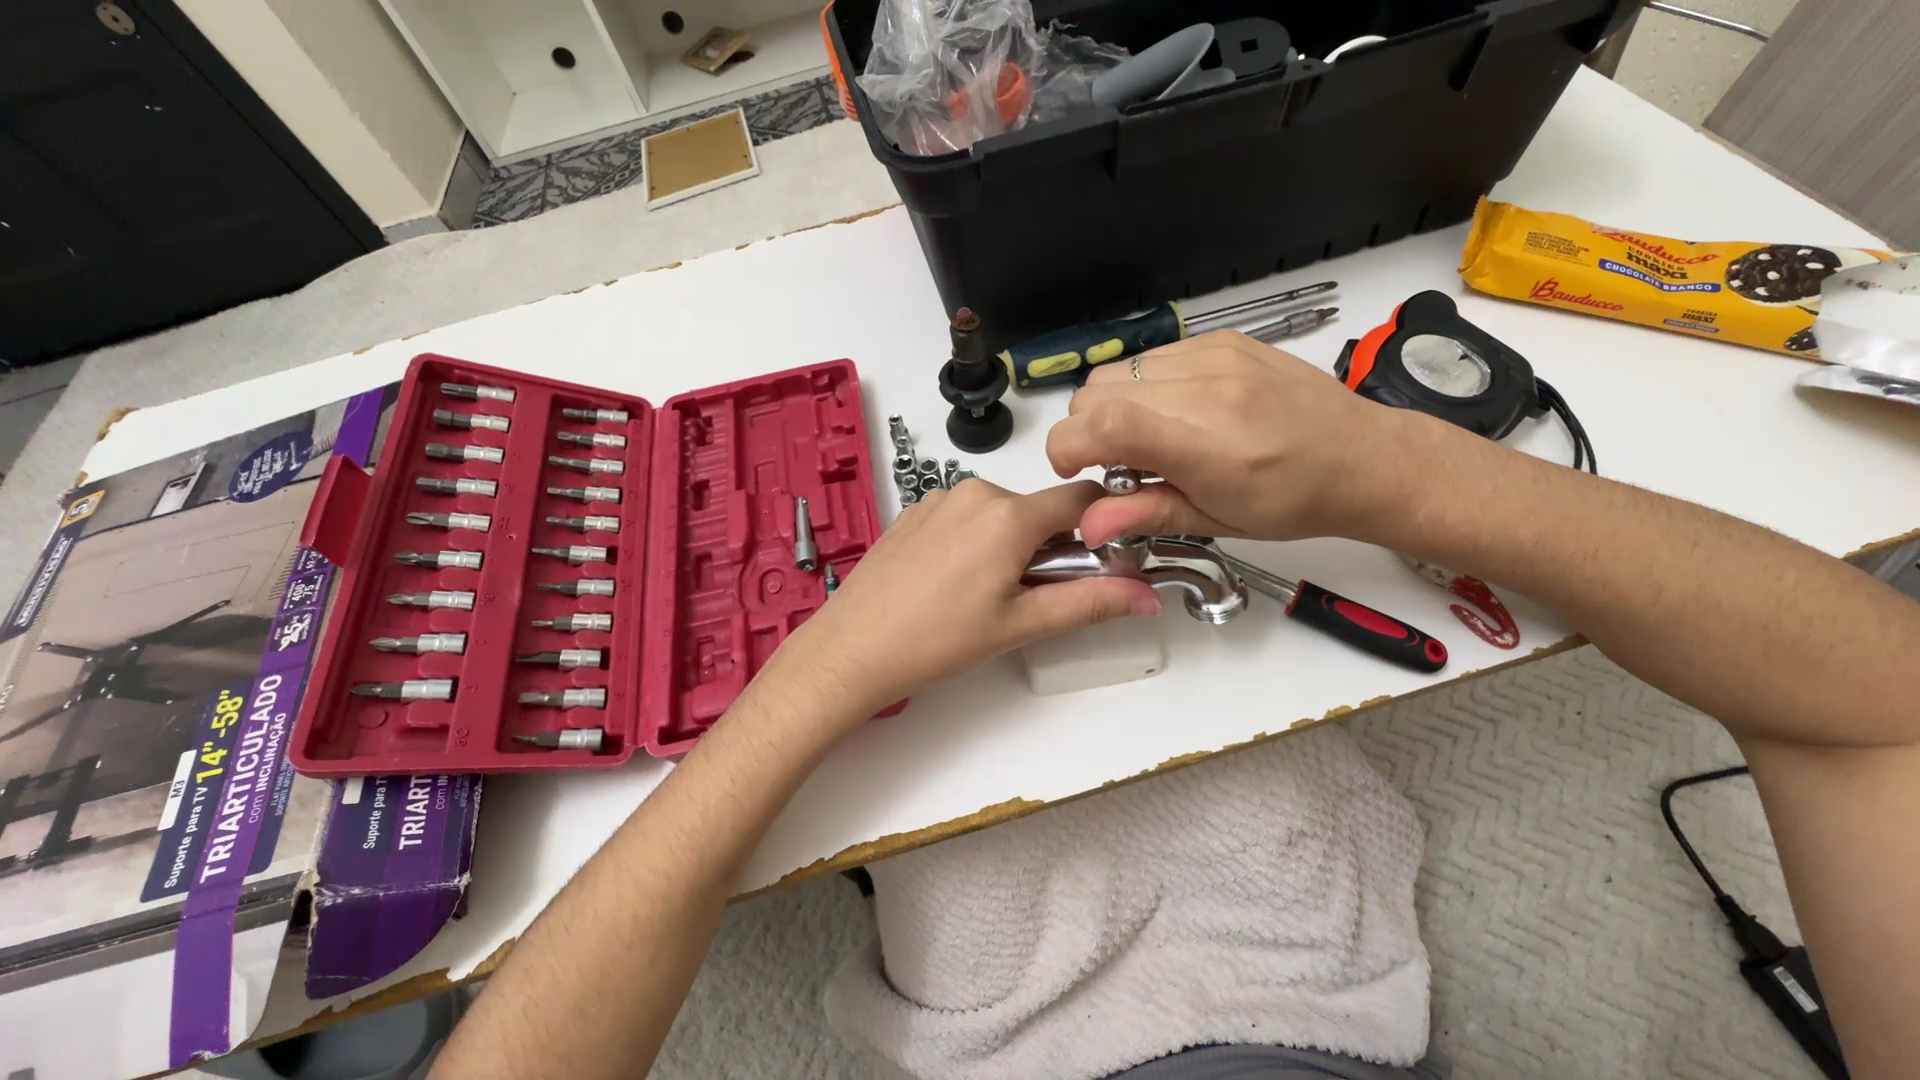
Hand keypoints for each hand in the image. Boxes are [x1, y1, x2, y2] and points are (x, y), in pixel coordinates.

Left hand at [763, 480, 1161, 725]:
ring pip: (1003, 515)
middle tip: (1030, 600)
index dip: (1101, 529)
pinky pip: (967, 518)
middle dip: (1051, 549)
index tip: (1101, 563)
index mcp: (1009, 515)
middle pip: (1040, 511)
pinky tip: (954, 585)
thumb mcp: (1020, 625)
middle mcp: (975, 493)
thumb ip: (1090, 603)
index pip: (1082, 499)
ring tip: (986, 598)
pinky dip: (978, 543)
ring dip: (1013, 548)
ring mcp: (941, 500)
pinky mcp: (916, 513)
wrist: (851, 648)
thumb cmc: (933, 640)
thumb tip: (1145, 597)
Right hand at [1046, 330, 1430, 546]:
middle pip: (1095, 392)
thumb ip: (1145, 514)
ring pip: (1116, 371)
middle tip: (1121, 463)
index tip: (1077, 472)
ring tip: (1152, 437)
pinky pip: (1151, 356)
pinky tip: (1177, 412)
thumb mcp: (1216, 522)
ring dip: (1113, 407)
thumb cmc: (1292, 501)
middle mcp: (1206, 390)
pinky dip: (1144, 386)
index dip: (1067, 447)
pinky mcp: (1221, 340)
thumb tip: (1087, 526)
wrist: (1361, 456)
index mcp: (1207, 447)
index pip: (1103, 423)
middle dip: (1087, 431)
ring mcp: (1214, 357)